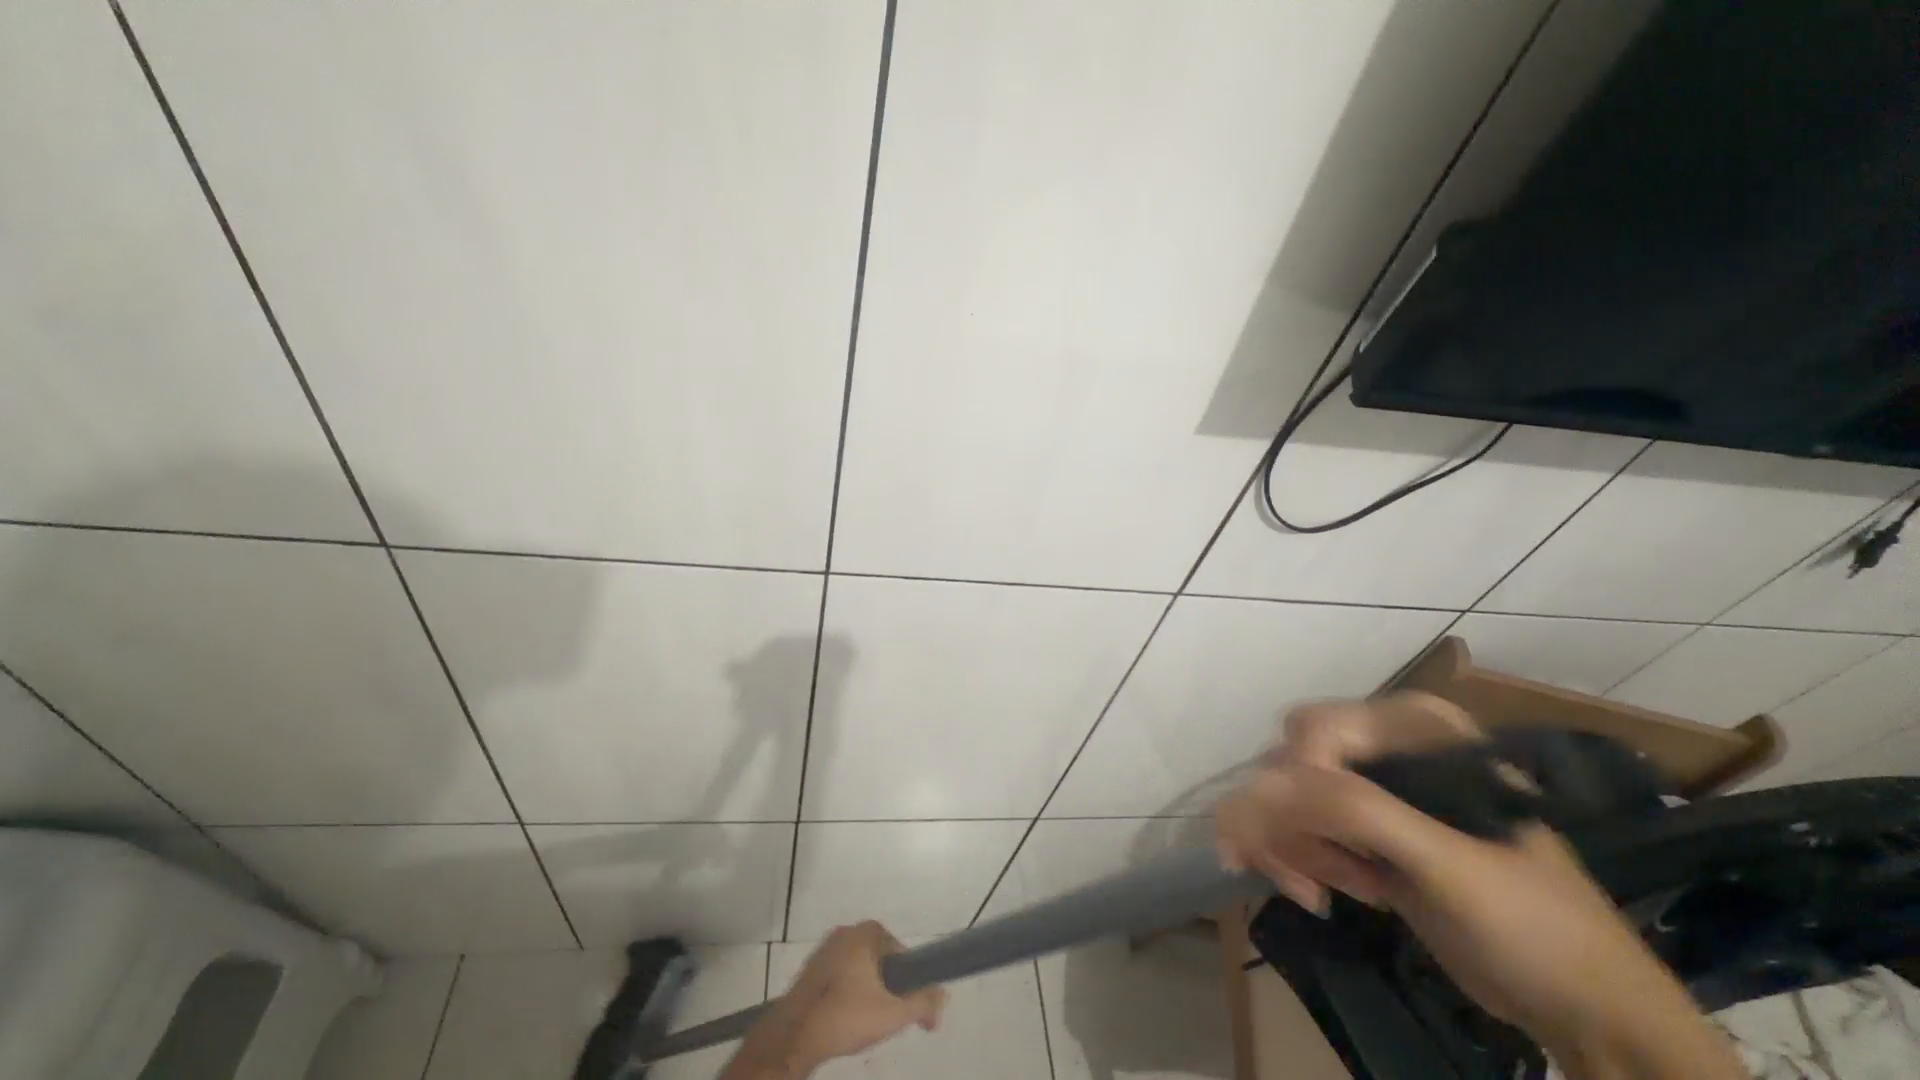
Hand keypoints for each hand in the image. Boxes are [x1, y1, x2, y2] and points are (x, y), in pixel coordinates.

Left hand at [727, 922, 946, 1079]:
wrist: (792, 1036)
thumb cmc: (846, 1016)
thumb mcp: (894, 1014)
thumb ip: (924, 1003)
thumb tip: (944, 995)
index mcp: (865, 934)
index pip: (901, 953)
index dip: (912, 981)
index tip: (913, 1007)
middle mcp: (845, 933)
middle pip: (881, 961)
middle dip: (891, 989)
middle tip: (893, 1017)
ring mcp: (824, 951)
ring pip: (860, 971)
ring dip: (871, 993)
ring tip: (870, 1024)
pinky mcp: (810, 971)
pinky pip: (841, 978)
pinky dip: (850, 995)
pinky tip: (847, 1020)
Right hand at [1214, 694, 1743, 1078]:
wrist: (1585, 1011)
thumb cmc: (1535, 929)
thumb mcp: (1449, 867)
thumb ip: (1361, 814)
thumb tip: (1261, 784)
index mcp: (1425, 736)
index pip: (1322, 726)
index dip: (1303, 777)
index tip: (1312, 836)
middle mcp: (1392, 754)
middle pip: (1292, 761)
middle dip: (1291, 821)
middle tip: (1313, 880)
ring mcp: (1377, 800)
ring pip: (1286, 799)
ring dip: (1290, 848)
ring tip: (1323, 896)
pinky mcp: (1366, 841)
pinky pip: (1297, 832)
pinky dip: (1292, 862)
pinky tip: (1318, 898)